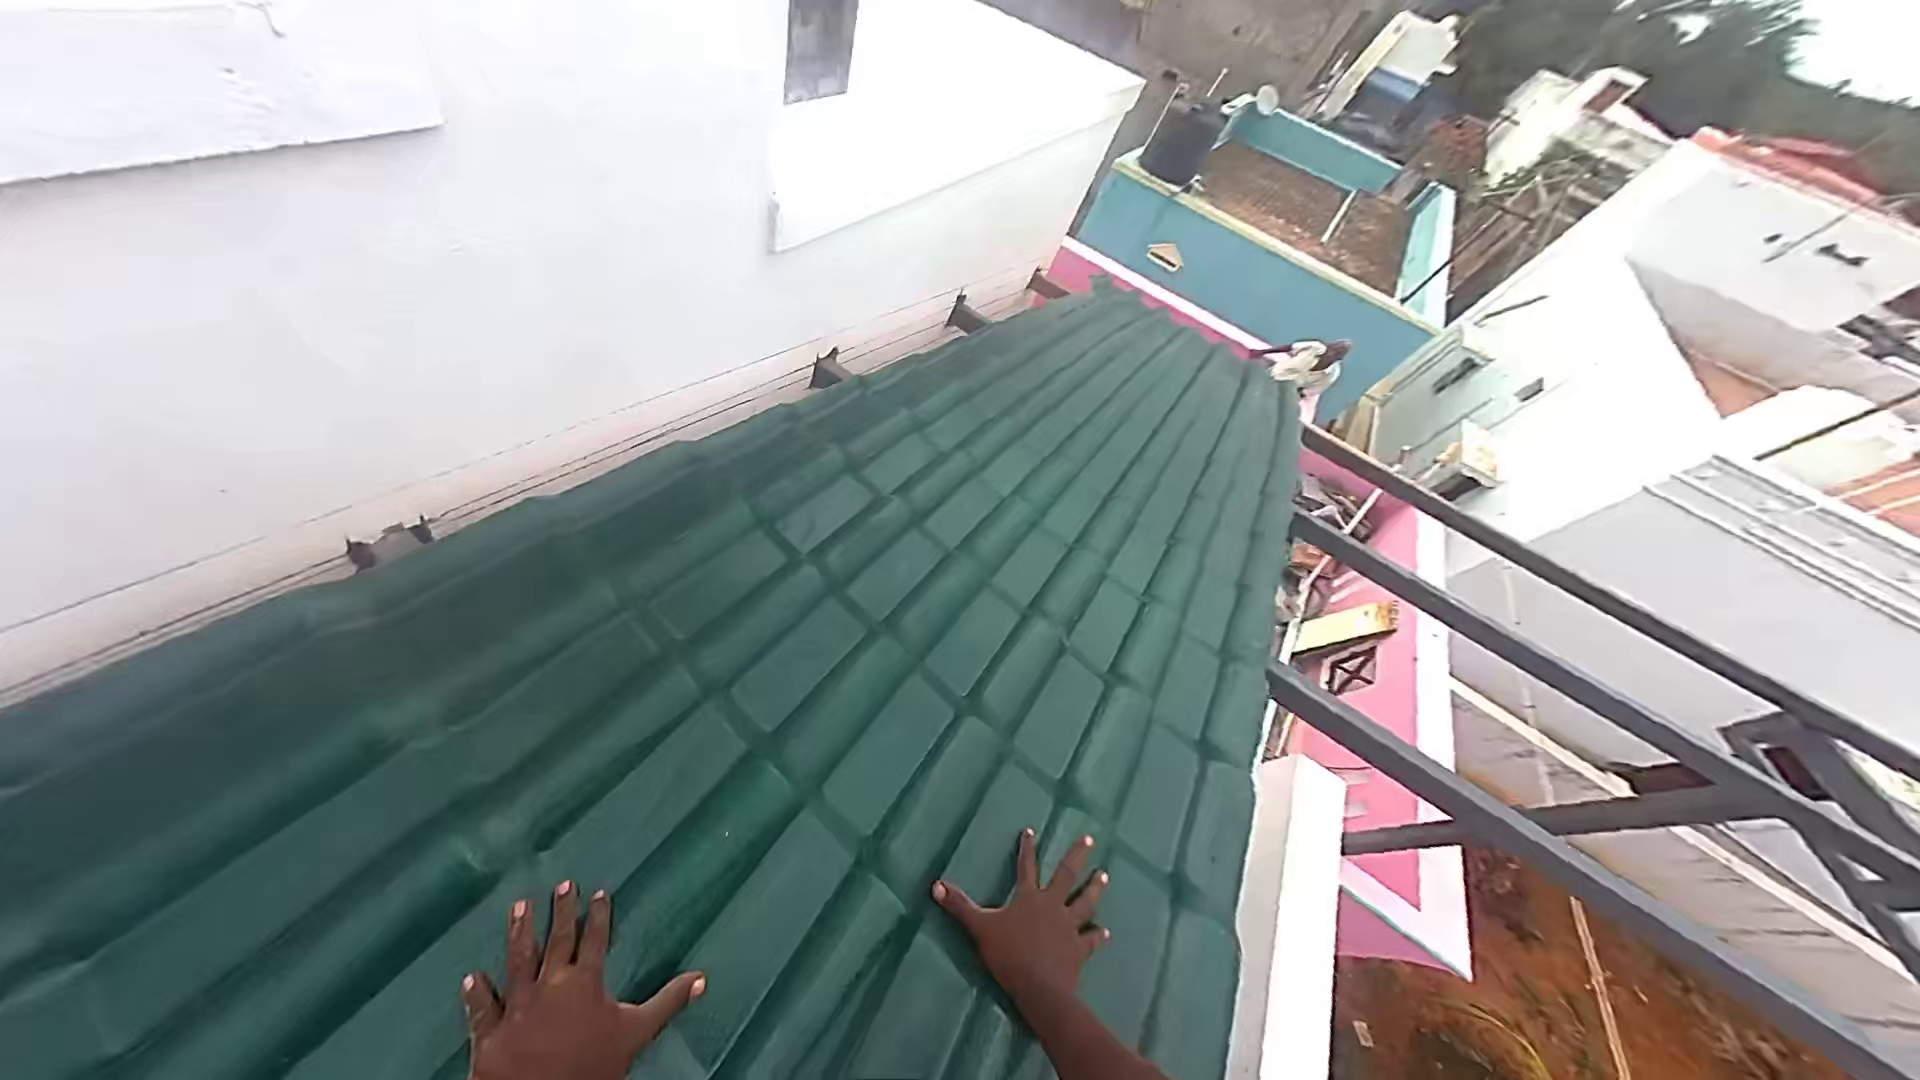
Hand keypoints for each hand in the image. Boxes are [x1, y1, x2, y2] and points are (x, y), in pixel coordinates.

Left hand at [460, 881, 705, 1079]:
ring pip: (518, 962)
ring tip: (519, 908)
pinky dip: (476, 992)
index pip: (595, 938)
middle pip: (557, 940)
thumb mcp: (637, 1034)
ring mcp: (516, 1008)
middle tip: (563, 884)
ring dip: (519, 934)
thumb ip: (669, 1001)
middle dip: (562, 911)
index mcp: (585, 981)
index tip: (599, 892)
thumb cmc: (592, 1068)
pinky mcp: (489, 1036)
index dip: (598, 914)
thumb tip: (703, 976)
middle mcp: (550, 985)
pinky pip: (481, 1009)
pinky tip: (473, 975)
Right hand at [931, 828, 1109, 1004]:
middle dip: (1078, 855)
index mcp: (1029, 897)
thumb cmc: (1008, 955)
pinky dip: (1098, 935)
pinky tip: (1106, 931)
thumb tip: (935, 885)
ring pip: (1085, 901)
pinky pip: (1091, 939)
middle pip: (1066, 874)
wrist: (1040, 989)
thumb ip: (959, 906)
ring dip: (1095, 888)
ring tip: (1104, 874)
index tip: (1032, 829)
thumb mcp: (979, 928)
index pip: (1026, 865)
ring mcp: (1068, 926)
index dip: (1027, 847)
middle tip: (1090, 839)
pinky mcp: (1079, 948)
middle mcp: (1051, 904)